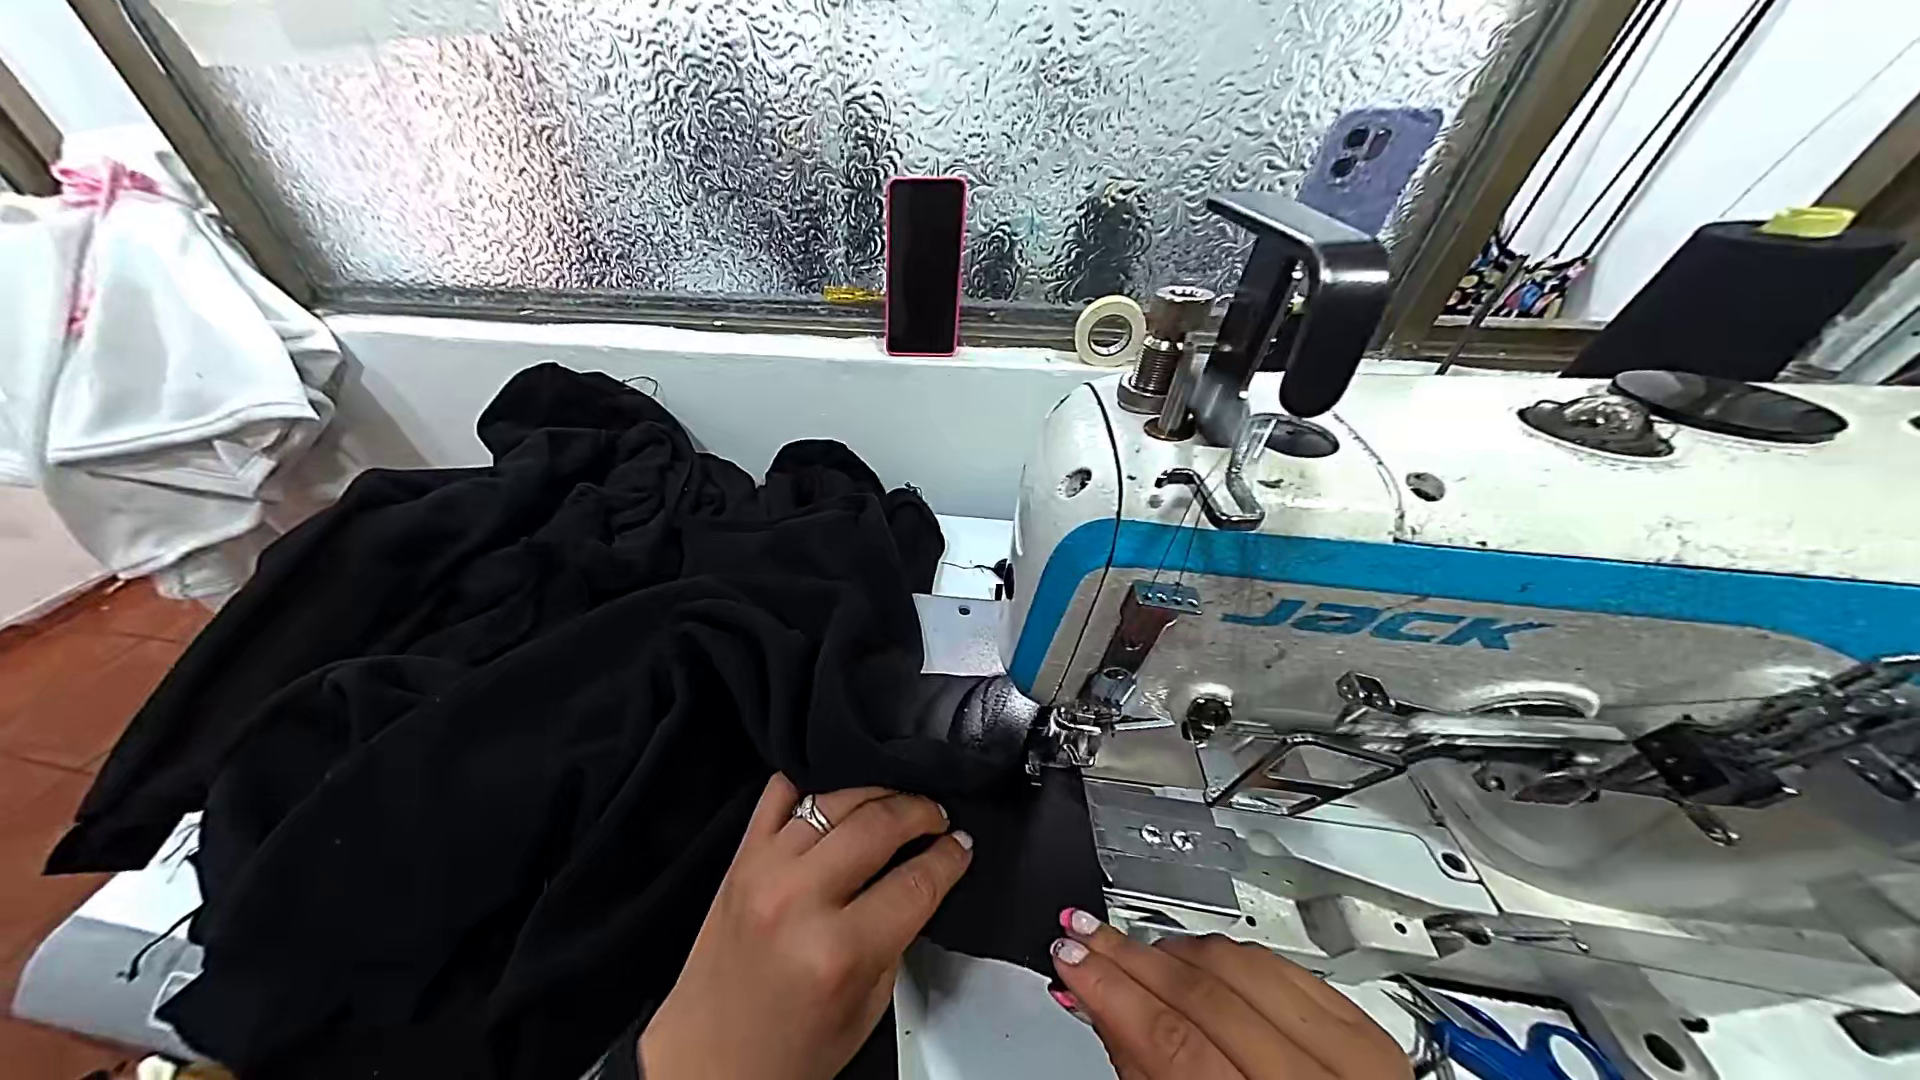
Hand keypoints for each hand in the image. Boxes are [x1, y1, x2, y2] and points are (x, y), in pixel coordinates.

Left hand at [640, 773, 972, 1079]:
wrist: (707, 1063)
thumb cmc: (789, 1051)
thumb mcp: (868, 1005)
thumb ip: (900, 933)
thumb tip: (926, 873)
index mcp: (839, 953)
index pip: (917, 881)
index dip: (950, 857)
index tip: (961, 845)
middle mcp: (800, 901)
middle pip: (882, 825)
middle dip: (923, 813)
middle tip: (936, 819)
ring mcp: (765, 870)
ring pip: (838, 798)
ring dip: (880, 794)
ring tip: (899, 804)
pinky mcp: (741, 857)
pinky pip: (781, 792)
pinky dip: (815, 782)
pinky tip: (839, 790)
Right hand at [1049, 909, 1411, 1079]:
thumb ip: (1143, 1071)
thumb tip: (1094, 996)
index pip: (1176, 1045)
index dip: (1113, 991)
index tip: (1070, 955)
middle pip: (1204, 996)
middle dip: (1129, 958)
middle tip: (1082, 932)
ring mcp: (1356, 1059)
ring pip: (1238, 965)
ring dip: (1170, 949)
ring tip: (1128, 945)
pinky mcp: (1366, 1030)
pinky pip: (1277, 962)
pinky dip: (1223, 951)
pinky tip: (1189, 950)